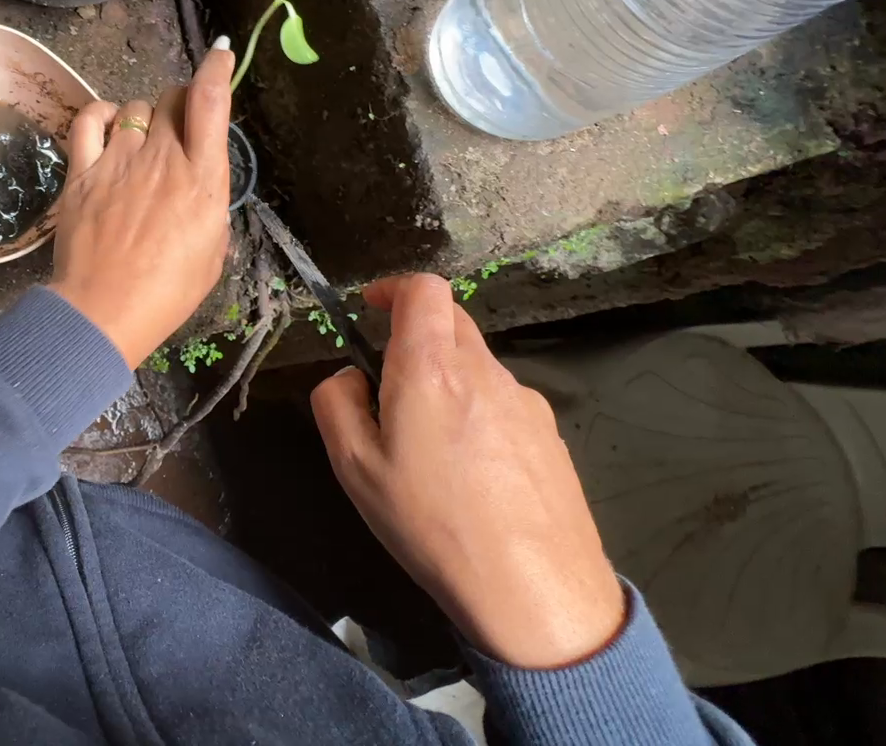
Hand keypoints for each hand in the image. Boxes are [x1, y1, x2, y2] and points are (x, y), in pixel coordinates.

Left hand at [47, 42, 233, 368]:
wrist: (105, 310)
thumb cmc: (168, 292)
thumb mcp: (212, 252)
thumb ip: (209, 207)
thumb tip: (201, 186)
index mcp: (203, 178)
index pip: (211, 102)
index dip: (216, 69)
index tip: (219, 54)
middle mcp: (163, 158)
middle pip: (172, 99)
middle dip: (180, 103)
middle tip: (177, 129)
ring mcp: (118, 161)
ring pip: (136, 108)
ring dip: (145, 117)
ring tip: (141, 143)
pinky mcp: (82, 172)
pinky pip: (89, 120)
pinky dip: (102, 114)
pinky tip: (108, 126)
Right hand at [310, 274, 624, 669]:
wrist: (537, 595)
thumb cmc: (431, 523)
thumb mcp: (353, 466)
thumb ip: (335, 402)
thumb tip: (351, 378)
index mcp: (431, 368)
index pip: (424, 289)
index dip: (392, 288)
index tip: (369, 309)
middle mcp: (484, 372)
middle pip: (450, 320)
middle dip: (412, 334)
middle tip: (386, 387)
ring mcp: (526, 404)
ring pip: (474, 365)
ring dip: (444, 379)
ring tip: (428, 448)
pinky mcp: (550, 437)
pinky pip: (500, 401)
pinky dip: (474, 412)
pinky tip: (469, 474)